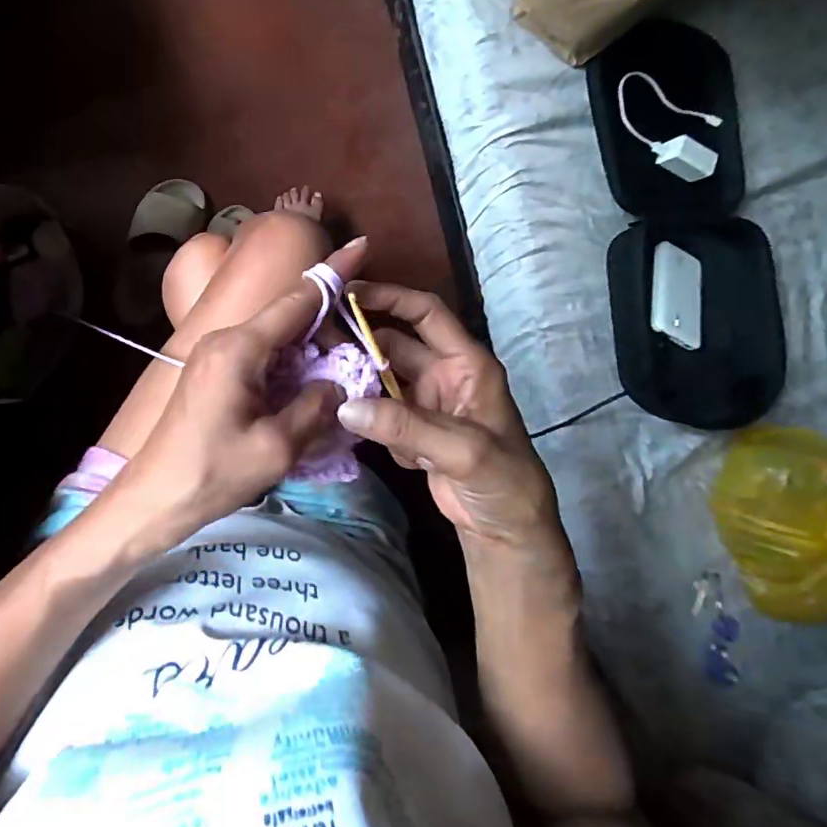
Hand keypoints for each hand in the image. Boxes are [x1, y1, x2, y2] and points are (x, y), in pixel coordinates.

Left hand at [91, 242, 365, 557]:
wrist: (153, 497)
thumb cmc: (212, 473)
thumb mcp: (277, 447)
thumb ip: (315, 407)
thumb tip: (337, 385)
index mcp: (239, 348)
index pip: (296, 300)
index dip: (333, 274)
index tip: (362, 246)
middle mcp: (223, 339)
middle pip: (286, 318)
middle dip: (326, 329)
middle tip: (360, 357)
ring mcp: (212, 353)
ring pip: (273, 338)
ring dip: (307, 349)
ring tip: (339, 372)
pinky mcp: (209, 371)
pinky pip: (258, 356)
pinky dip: (286, 364)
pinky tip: (305, 385)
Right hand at [335, 282, 559, 543]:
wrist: (508, 532)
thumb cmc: (504, 481)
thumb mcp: (463, 450)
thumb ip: (406, 425)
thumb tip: (346, 405)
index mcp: (466, 364)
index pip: (426, 313)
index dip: (390, 297)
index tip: (348, 294)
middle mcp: (442, 375)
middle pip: (392, 344)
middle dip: (359, 342)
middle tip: (318, 342)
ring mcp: (424, 404)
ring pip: (380, 379)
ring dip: (357, 382)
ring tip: (323, 381)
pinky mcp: (409, 431)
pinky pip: (377, 412)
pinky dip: (364, 417)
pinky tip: (357, 429)